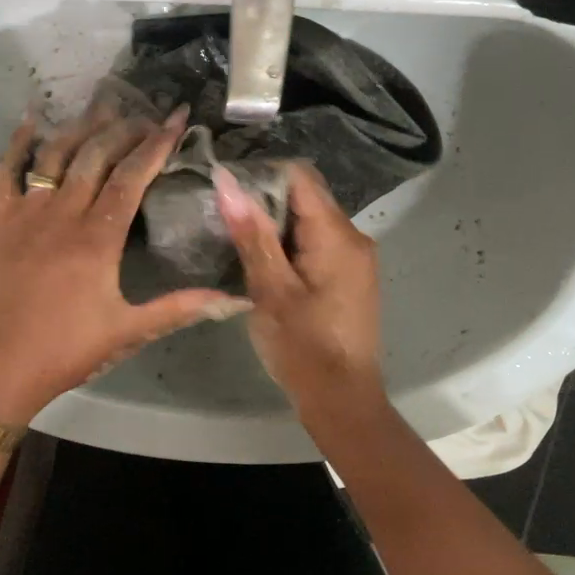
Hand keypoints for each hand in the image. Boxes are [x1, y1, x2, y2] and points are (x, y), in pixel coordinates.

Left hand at [0, 102, 249, 427]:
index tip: (177, 117)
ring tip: (104, 108)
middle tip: (147, 115)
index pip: (131, 176)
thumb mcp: (129, 331)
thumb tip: (235, 298)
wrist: (1, 366)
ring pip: (54, 156)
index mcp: (97, 239)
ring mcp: (28, 215)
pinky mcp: (4, 223)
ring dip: (80, 128)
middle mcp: (62, 215)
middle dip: (124, 129)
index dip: (156, 144)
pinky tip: (31, 121)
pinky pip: (7, 174)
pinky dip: (17, 145)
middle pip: (95, 156)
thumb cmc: (68, 351)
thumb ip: (181, 308)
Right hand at [213, 163, 384, 421]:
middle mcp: (353, 238)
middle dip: (263, 200)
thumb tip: (227, 180)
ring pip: (308, 221)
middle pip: (305, 197)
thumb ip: (251, 233)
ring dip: (273, 224)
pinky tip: (260, 261)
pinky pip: (315, 243)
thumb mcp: (270, 290)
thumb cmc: (303, 347)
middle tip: (220, 212)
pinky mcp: (348, 277)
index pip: (299, 176)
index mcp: (338, 235)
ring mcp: (354, 258)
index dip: (260, 174)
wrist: (342, 400)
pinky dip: (287, 244)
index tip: (223, 186)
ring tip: (232, 234)